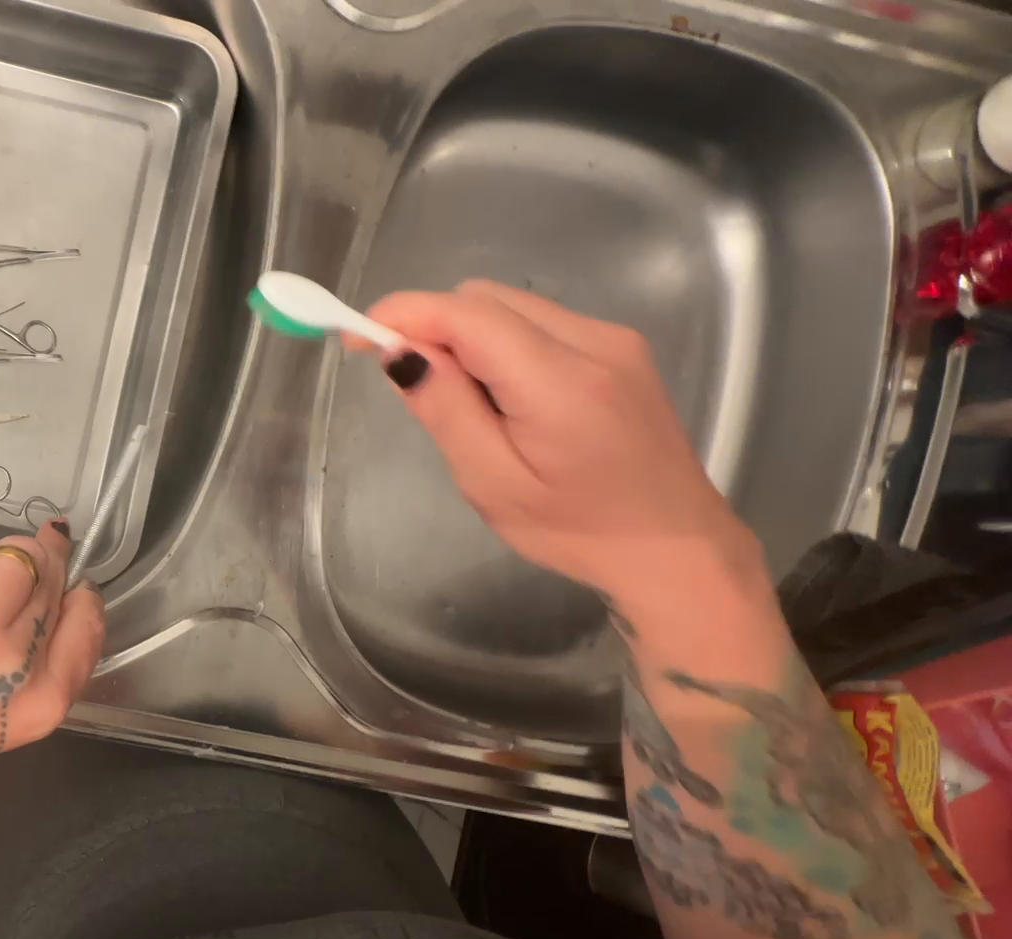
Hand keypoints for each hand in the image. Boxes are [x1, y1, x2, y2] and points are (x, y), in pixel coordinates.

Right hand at [360, 280, 760, 597]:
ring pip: (509, 305)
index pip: (466, 315)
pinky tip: (499, 397)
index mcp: (561, 381)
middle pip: (485, 299)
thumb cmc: (572, 529)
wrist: (672, 548)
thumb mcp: (491, 482)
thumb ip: (446, 410)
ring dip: (464, 337)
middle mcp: (593, 340)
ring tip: (462, 402)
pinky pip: (535, 322)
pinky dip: (496, 344)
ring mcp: (612, 338)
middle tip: (411, 385)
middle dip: (432, 328)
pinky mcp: (617, 347)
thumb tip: (400, 353)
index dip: (403, 315)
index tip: (357, 338)